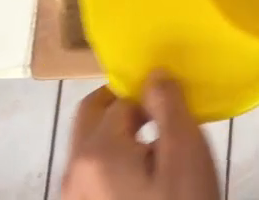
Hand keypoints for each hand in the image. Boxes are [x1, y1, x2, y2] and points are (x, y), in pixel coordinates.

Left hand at [62, 75, 217, 199]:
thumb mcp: (186, 152)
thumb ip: (168, 105)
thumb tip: (153, 74)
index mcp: (95, 152)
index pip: (119, 100)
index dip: (149, 98)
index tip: (174, 111)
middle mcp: (72, 174)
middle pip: (89, 118)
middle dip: (121, 108)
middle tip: (159, 117)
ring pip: (89, 148)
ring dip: (117, 137)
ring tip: (156, 154)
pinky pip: (90, 176)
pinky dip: (112, 165)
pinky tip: (143, 184)